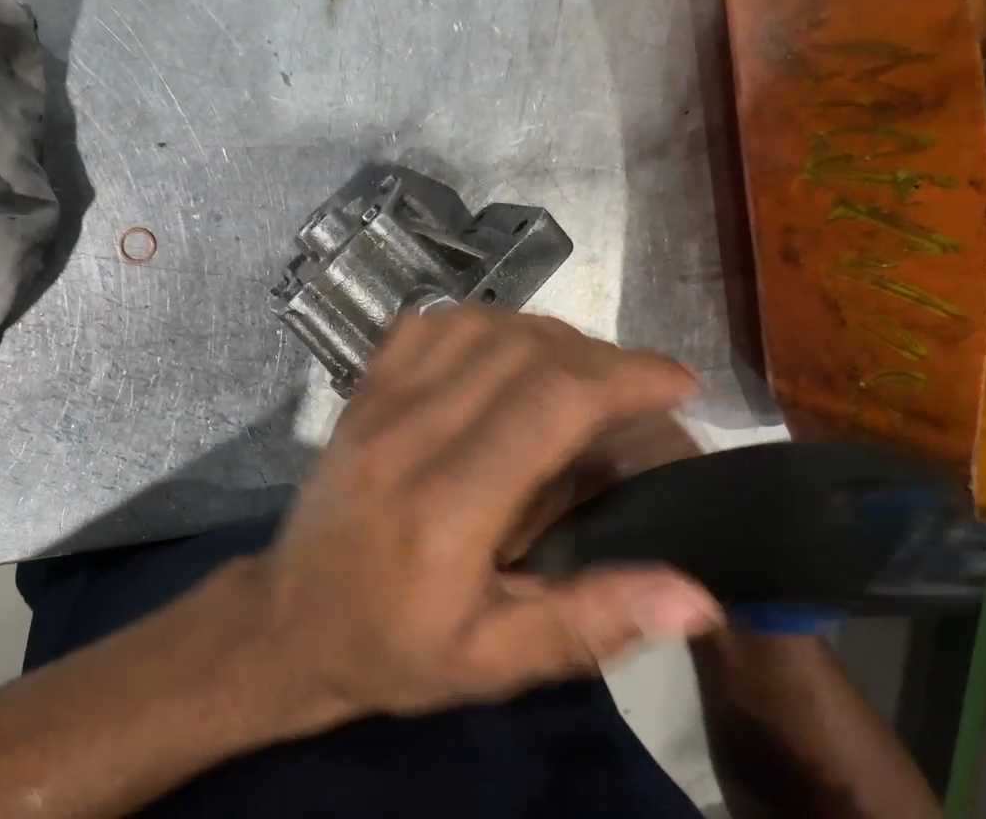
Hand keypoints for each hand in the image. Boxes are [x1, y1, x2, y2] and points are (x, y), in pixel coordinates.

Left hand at [246, 308, 723, 720]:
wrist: (288, 621)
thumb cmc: (392, 649)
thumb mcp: (491, 662)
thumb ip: (587, 623)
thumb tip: (697, 597)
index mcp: (451, 507)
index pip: (550, 401)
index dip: (627, 376)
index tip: (678, 383)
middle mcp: (412, 436)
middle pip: (522, 350)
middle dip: (600, 354)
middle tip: (640, 387)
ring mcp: (377, 405)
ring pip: (476, 326)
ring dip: (545, 335)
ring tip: (584, 372)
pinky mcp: (359, 394)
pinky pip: (424, 327)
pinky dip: (479, 323)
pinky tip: (505, 353)